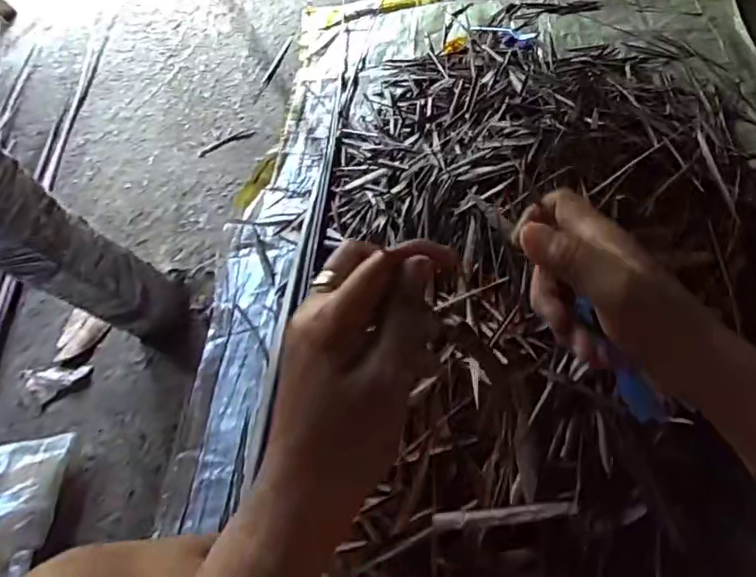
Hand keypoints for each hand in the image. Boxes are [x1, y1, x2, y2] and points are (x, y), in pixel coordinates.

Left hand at [230, 239, 456, 576]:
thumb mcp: (388, 375)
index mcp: (328, 315)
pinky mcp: (314, 352)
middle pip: (360, 261)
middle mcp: (313, 312)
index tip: (455, 267)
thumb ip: (404, 313)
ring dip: (395, 301)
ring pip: (358, 289)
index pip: (379, 259)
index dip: (420, 254)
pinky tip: (408, 362)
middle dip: (400, 269)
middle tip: (433, 293)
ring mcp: (309, 332)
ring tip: (427, 345)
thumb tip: (418, 262)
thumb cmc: (349, 442)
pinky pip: (352, 317)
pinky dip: (381, 324)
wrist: (299, 502)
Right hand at [518, 189, 714, 384]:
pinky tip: (596, 357)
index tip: (524, 254)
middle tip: (561, 321)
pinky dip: (579, 338)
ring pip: (560, 292)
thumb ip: (567, 256)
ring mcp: (601, 284)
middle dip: (547, 292)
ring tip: (588, 350)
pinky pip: (575, 318)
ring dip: (564, 323)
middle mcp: (596, 253)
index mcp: (598, 236)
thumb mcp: (608, 286)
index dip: (535, 221)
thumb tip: (523, 229)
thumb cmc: (657, 320)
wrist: (697, 366)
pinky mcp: (606, 314)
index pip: (557, 204)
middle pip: (548, 256)